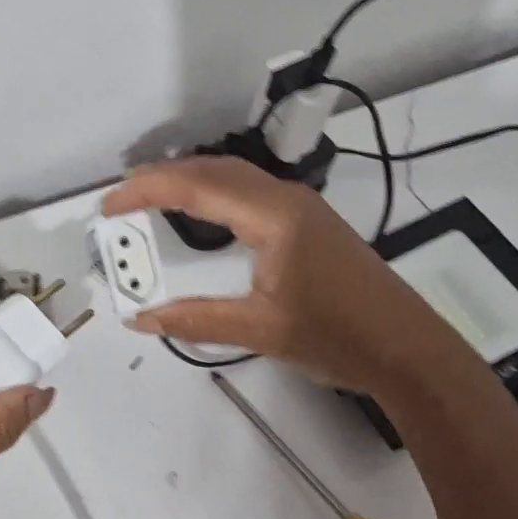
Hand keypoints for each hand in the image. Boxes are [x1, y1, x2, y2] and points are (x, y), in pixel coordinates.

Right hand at [102, 156, 472, 395]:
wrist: (408, 349)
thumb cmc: (337, 337)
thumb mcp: (260, 330)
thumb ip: (196, 320)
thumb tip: (140, 318)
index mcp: (275, 217)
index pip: (199, 187)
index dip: (148, 191)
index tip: (109, 205)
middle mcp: (287, 199)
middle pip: (216, 169)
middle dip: (164, 177)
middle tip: (123, 198)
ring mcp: (302, 208)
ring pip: (235, 176)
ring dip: (190, 181)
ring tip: (151, 200)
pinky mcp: (309, 223)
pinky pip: (250, 192)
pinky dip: (213, 193)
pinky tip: (201, 215)